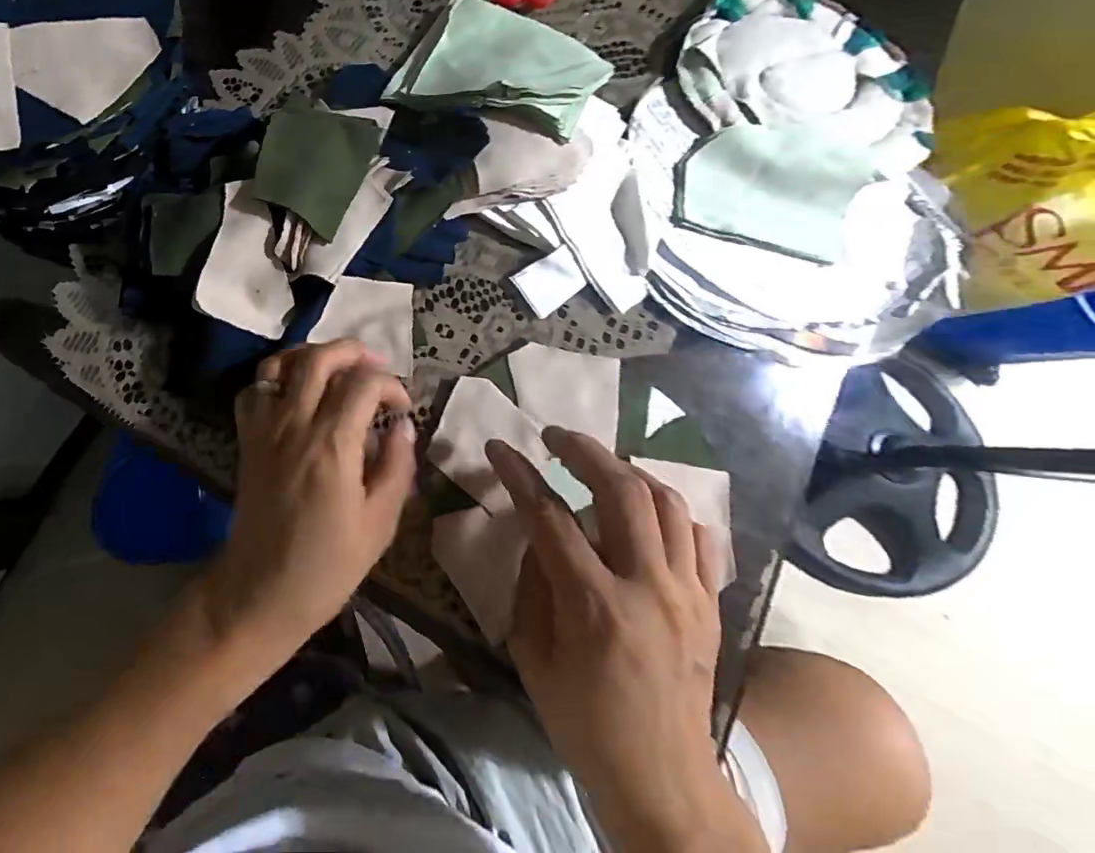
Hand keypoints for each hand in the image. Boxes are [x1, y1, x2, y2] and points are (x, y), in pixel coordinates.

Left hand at [196, 340, 416, 657]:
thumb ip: (395, 466)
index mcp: (331, 445)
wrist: (261, 586)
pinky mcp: (245, 439)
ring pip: (278, 365)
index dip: (391, 384)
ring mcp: (263, 428)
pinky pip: (253, 390)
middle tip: (375, 365)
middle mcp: (292, 425)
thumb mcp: (379, 523)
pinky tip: (294, 393)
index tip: (404, 406)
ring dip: (310, 356)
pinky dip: (274, 378)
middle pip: (318, 360)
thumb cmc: (328, 564)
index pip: (363, 384)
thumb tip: (403, 425)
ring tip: (336, 368)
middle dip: (352, 351)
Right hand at [487, 428, 763, 851]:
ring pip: (669, 505)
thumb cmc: (579, 715)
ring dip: (628, 471)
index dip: (519, 474)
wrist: (662, 774)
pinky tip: (645, 510)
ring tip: (597, 463)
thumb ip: (532, 583)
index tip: (498, 447)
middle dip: (584, 451)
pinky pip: (699, 539)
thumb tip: (537, 536)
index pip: (549, 515)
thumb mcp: (530, 650)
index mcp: (593, 603)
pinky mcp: (712, 606)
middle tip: (553, 435)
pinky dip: (670, 512)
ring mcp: (690, 595)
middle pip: (622, 493)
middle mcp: (649, 588)